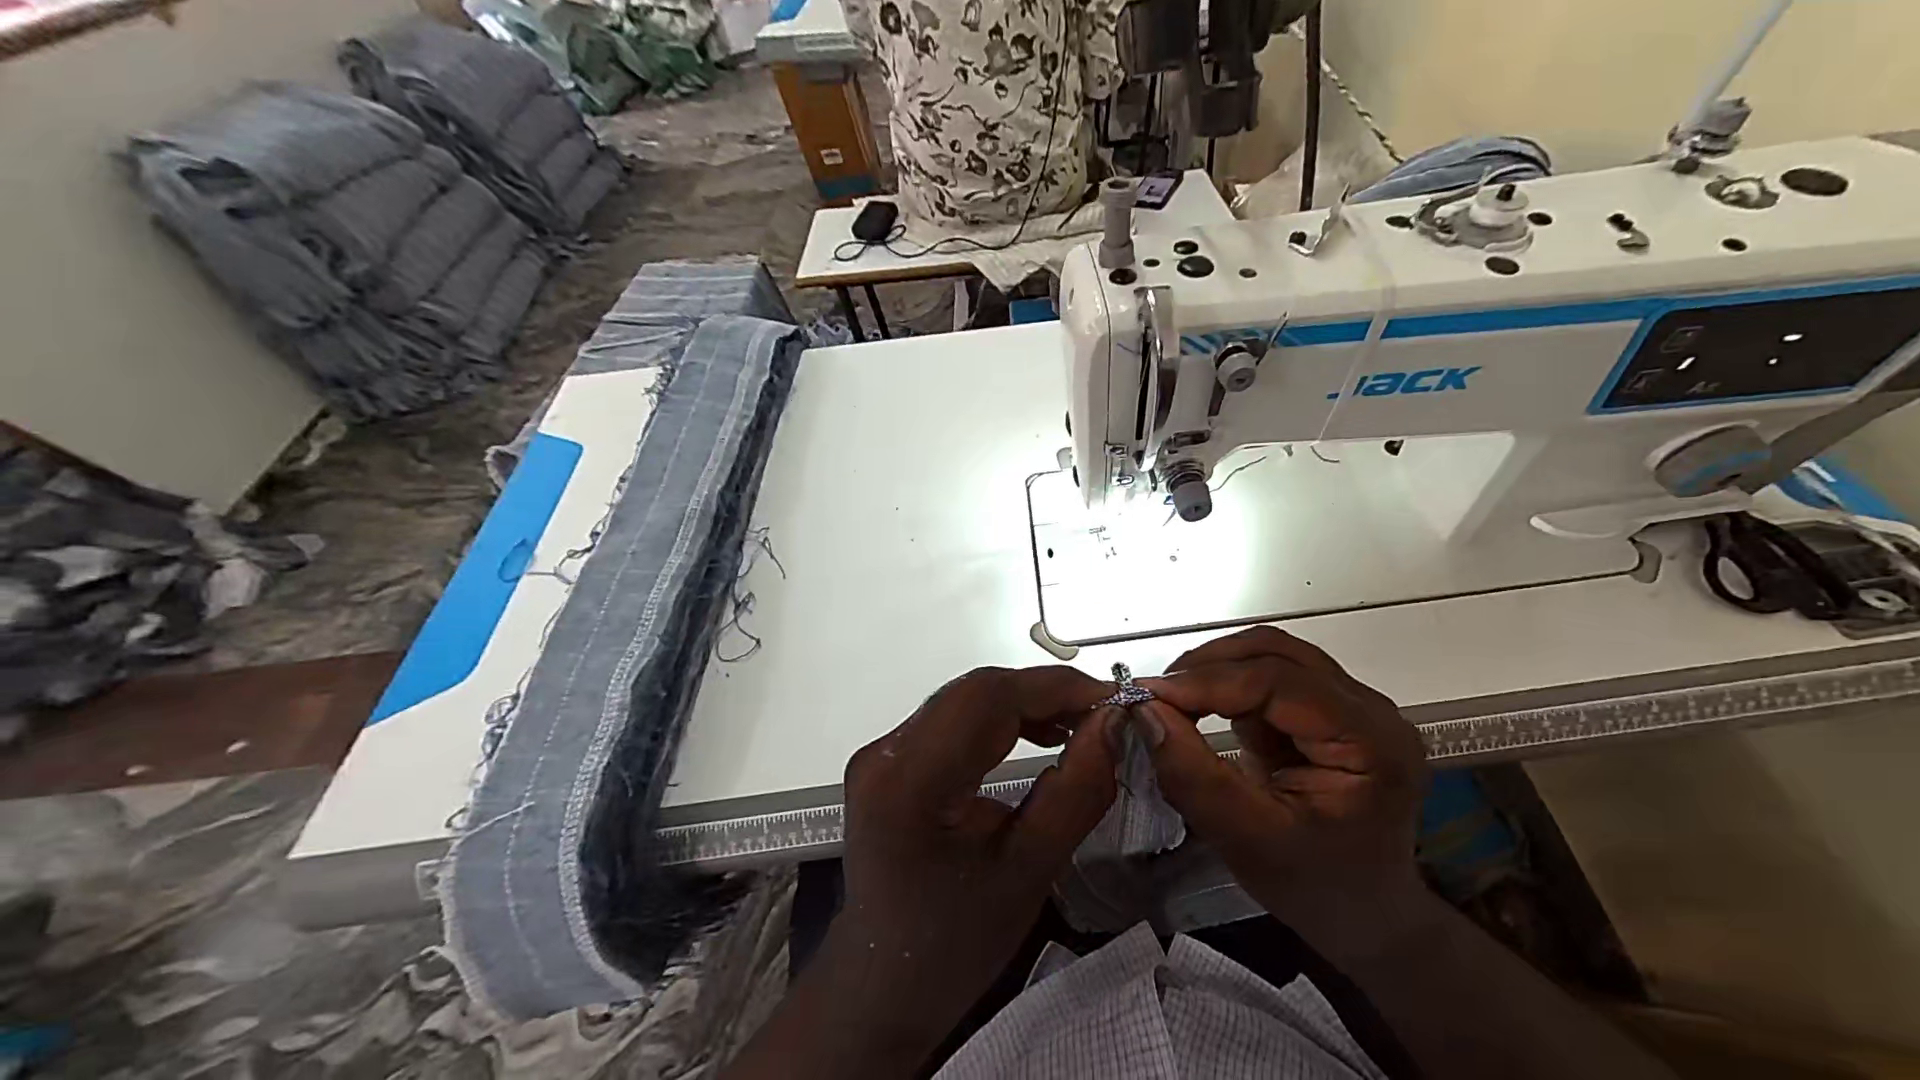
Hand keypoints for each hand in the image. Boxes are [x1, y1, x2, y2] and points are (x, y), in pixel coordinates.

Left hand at [826, 667, 1118, 1057]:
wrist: (884, 984)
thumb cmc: (954, 945)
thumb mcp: (1029, 872)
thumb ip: (1076, 791)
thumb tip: (1111, 725)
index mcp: (908, 783)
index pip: (985, 700)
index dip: (1052, 688)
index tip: (1109, 701)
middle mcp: (884, 754)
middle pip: (973, 694)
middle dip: (1042, 693)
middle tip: (1100, 714)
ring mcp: (881, 754)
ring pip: (964, 701)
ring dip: (1023, 703)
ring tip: (1077, 725)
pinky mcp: (889, 762)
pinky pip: (952, 721)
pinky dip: (1000, 720)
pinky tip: (1037, 734)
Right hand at [1134, 626, 1429, 936]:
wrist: (1363, 915)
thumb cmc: (1316, 887)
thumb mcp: (1246, 839)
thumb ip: (1194, 774)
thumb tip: (1145, 712)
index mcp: (1370, 742)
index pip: (1278, 681)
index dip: (1207, 681)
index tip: (1147, 696)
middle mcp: (1369, 711)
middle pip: (1277, 653)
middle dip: (1208, 668)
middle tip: (1155, 697)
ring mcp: (1349, 707)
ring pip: (1269, 656)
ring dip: (1213, 671)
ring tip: (1171, 701)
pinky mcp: (1323, 711)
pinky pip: (1265, 677)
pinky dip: (1223, 687)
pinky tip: (1197, 710)